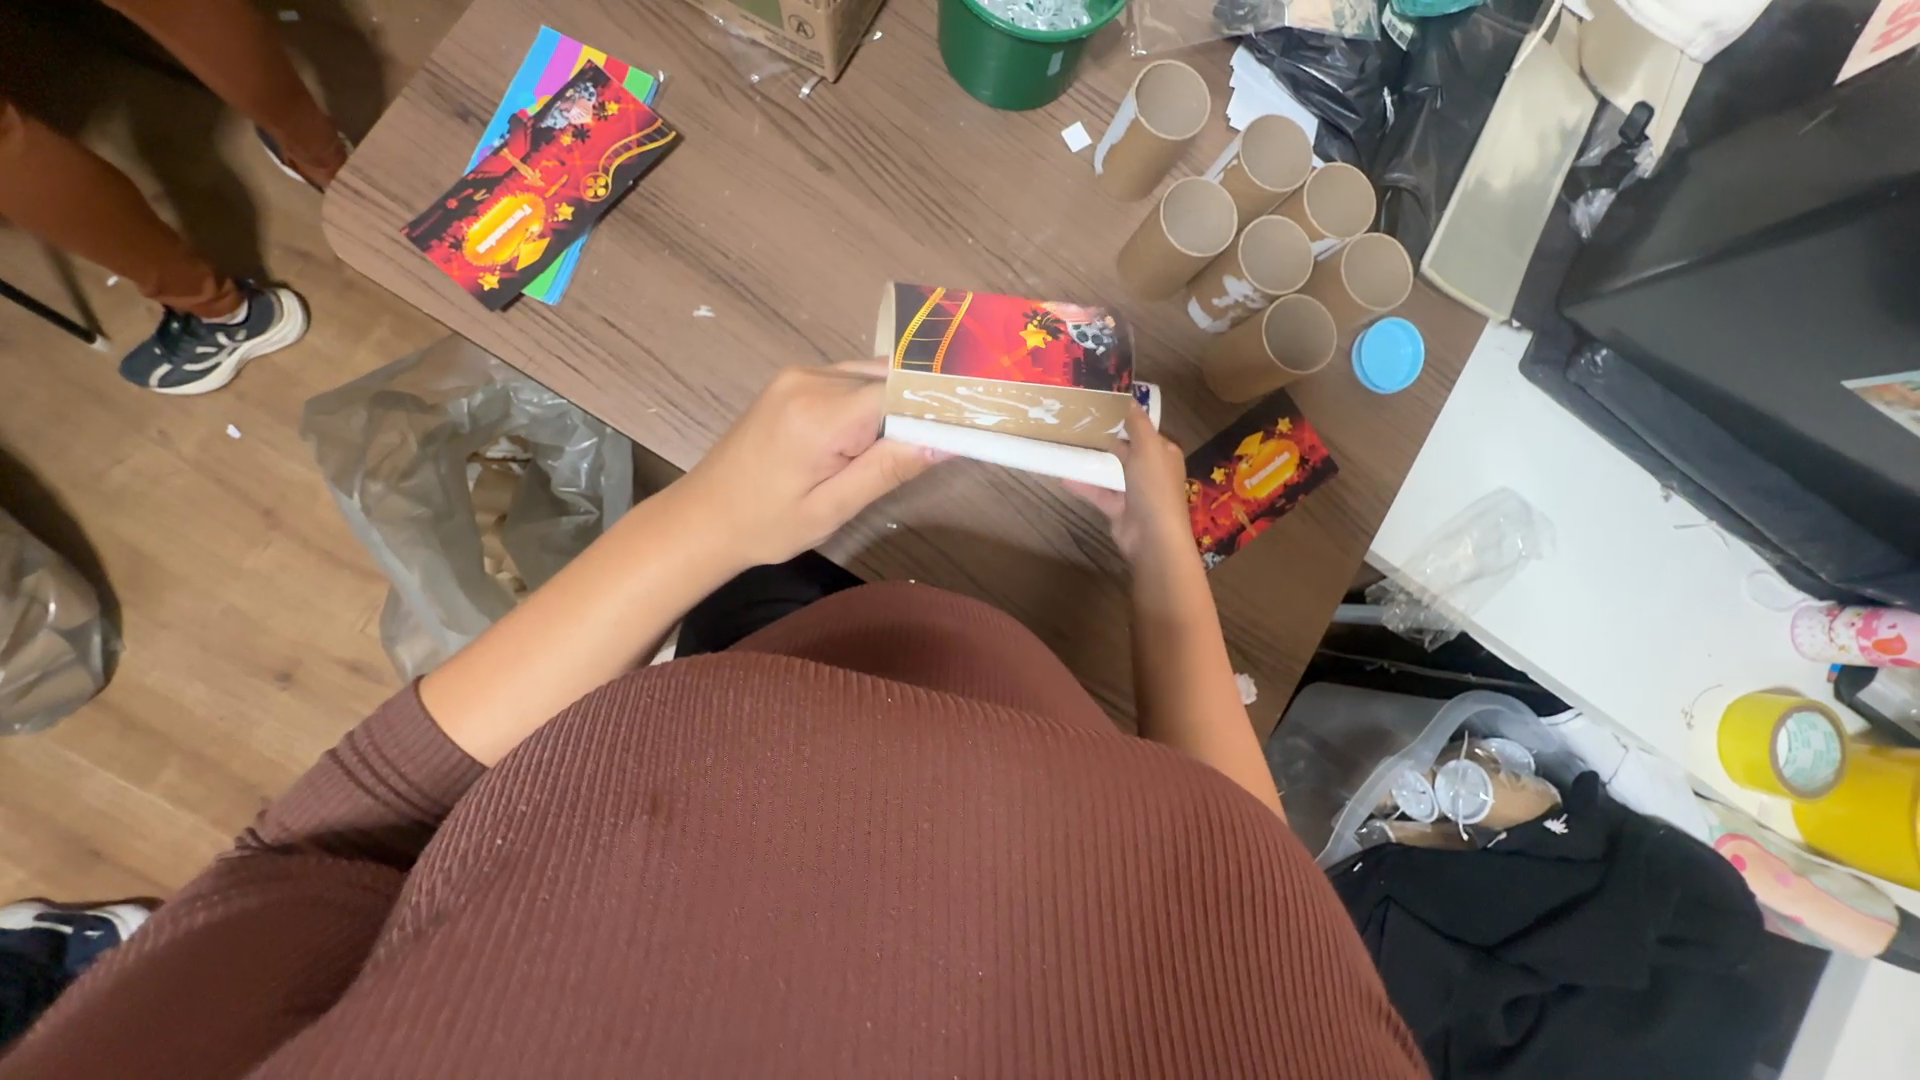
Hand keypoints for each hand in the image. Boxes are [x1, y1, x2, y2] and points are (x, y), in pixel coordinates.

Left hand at [676, 361, 943, 568]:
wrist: (703, 517)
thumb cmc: (767, 524)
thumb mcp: (834, 507)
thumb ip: (890, 468)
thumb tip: (947, 438)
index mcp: (820, 413)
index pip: (900, 390)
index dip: (938, 403)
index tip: (974, 422)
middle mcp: (809, 378)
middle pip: (889, 377)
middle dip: (920, 404)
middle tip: (954, 437)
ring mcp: (798, 374)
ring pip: (872, 374)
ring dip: (896, 403)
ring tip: (912, 441)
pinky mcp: (793, 381)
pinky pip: (850, 379)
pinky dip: (873, 400)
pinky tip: (876, 433)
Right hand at [1064, 404, 1195, 566]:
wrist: (1152, 537)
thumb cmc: (1154, 487)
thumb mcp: (1148, 447)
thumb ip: (1136, 422)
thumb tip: (1127, 396)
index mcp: (1163, 453)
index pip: (1144, 430)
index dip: (1125, 417)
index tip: (1100, 404)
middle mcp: (1151, 470)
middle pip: (1125, 449)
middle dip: (1104, 438)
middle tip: (1077, 422)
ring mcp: (1134, 491)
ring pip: (1109, 471)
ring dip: (1090, 461)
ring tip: (1067, 443)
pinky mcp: (1118, 509)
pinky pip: (1097, 492)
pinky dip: (1082, 484)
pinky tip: (1062, 474)